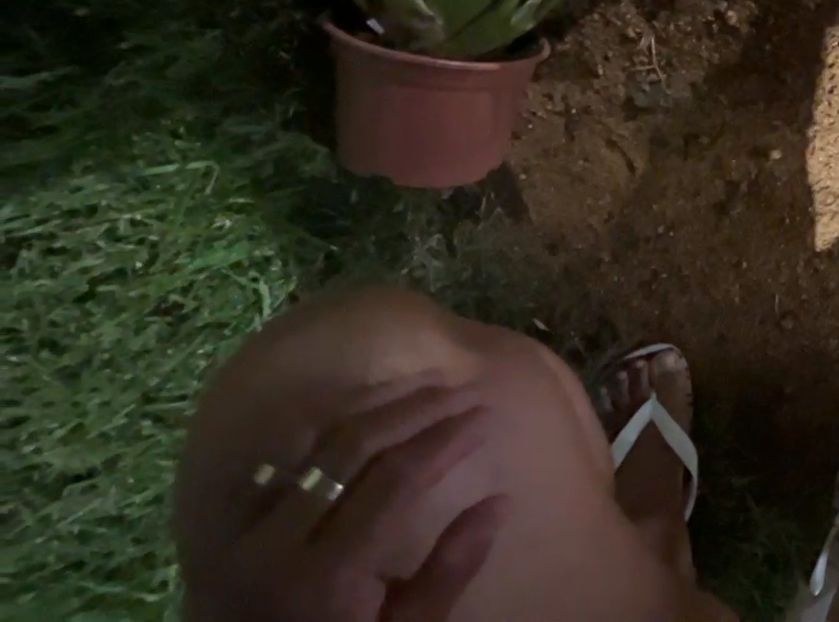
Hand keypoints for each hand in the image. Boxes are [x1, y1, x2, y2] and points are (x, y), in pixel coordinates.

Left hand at [200, 376, 504, 621]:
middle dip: (420, 408)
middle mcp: (273, 544)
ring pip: (310, 437)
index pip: (396, 479)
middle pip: (354, 446)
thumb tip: (501, 501)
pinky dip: (319, 418)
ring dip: (374, 399)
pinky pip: (270, 453)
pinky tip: (361, 402)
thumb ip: (449, 571)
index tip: (486, 415)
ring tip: (424, 380)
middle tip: (464, 389)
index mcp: (324, 578)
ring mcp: (237, 529)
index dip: (446, 438)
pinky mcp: (218, 523)